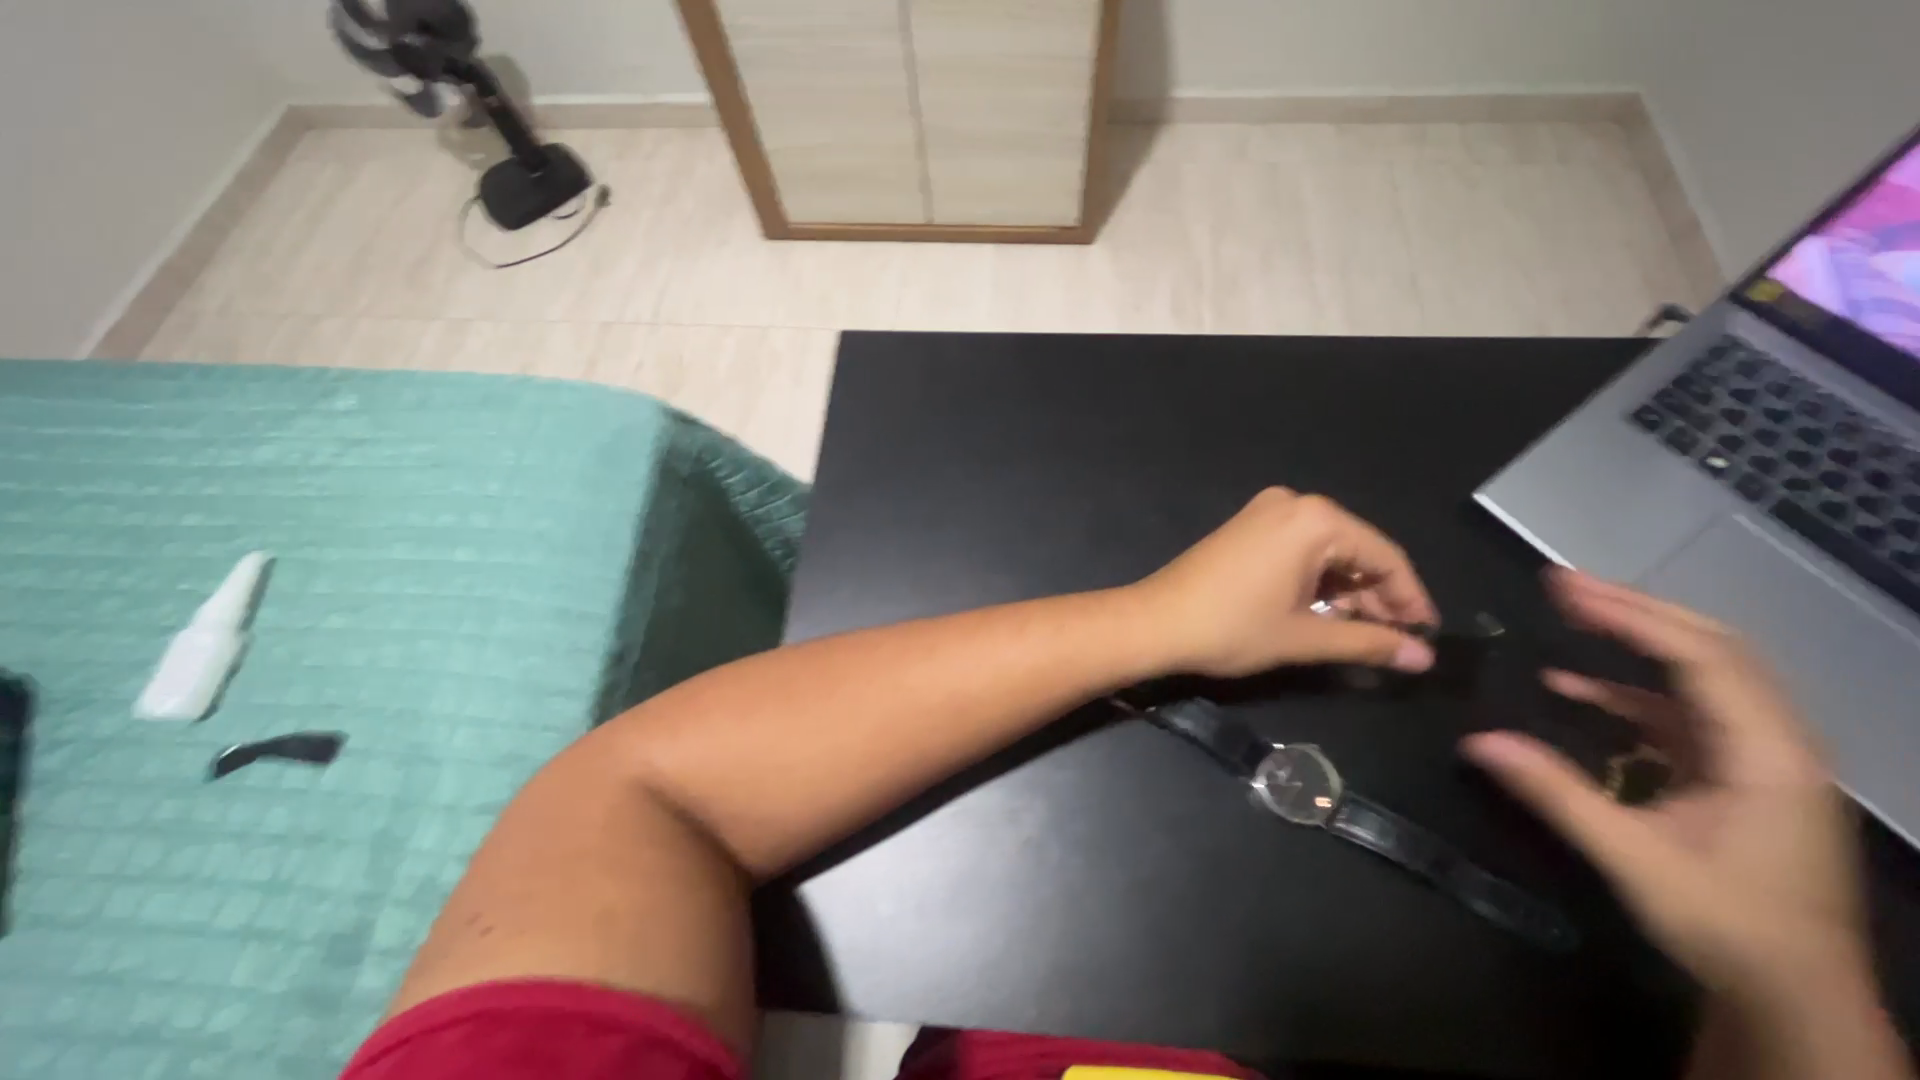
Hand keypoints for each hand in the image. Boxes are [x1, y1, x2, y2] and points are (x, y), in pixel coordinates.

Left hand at [1132, 487, 1438, 677]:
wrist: (1154, 622)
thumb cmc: (1230, 628)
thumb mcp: (1304, 638)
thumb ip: (1368, 642)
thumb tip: (1423, 658)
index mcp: (1315, 520)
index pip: (1385, 557)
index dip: (1411, 599)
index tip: (1427, 636)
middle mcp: (1294, 504)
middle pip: (1357, 551)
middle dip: (1378, 597)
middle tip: (1398, 642)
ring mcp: (1266, 512)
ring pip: (1328, 552)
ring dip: (1348, 592)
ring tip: (1363, 635)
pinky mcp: (1248, 527)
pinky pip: (1300, 550)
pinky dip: (1318, 581)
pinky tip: (1326, 615)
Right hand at [1462, 571, 1866, 993]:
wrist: (1797, 997)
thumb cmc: (1728, 927)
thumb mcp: (1635, 860)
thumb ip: (1557, 793)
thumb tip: (1477, 740)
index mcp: (1767, 755)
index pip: (1703, 657)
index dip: (1632, 617)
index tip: (1565, 590)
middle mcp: (1776, 741)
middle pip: (1712, 649)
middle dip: (1635, 611)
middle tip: (1564, 585)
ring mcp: (1762, 757)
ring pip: (1703, 676)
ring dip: (1636, 643)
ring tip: (1572, 616)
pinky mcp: (1741, 776)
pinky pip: (1686, 713)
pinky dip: (1632, 692)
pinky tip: (1577, 690)